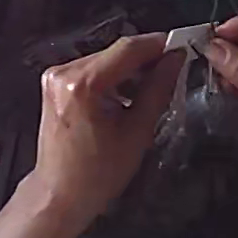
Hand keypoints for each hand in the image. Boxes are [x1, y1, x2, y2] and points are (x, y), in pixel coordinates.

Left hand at [26, 34, 180, 231]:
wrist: (59, 193)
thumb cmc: (99, 173)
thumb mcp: (137, 132)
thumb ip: (157, 89)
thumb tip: (176, 58)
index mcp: (82, 83)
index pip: (126, 49)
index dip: (157, 44)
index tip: (183, 45)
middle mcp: (63, 71)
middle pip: (114, 52)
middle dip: (145, 59)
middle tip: (174, 70)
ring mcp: (55, 75)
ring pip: (103, 60)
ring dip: (129, 70)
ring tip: (153, 88)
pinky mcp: (54, 82)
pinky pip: (90, 70)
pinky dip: (111, 78)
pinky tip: (127, 96)